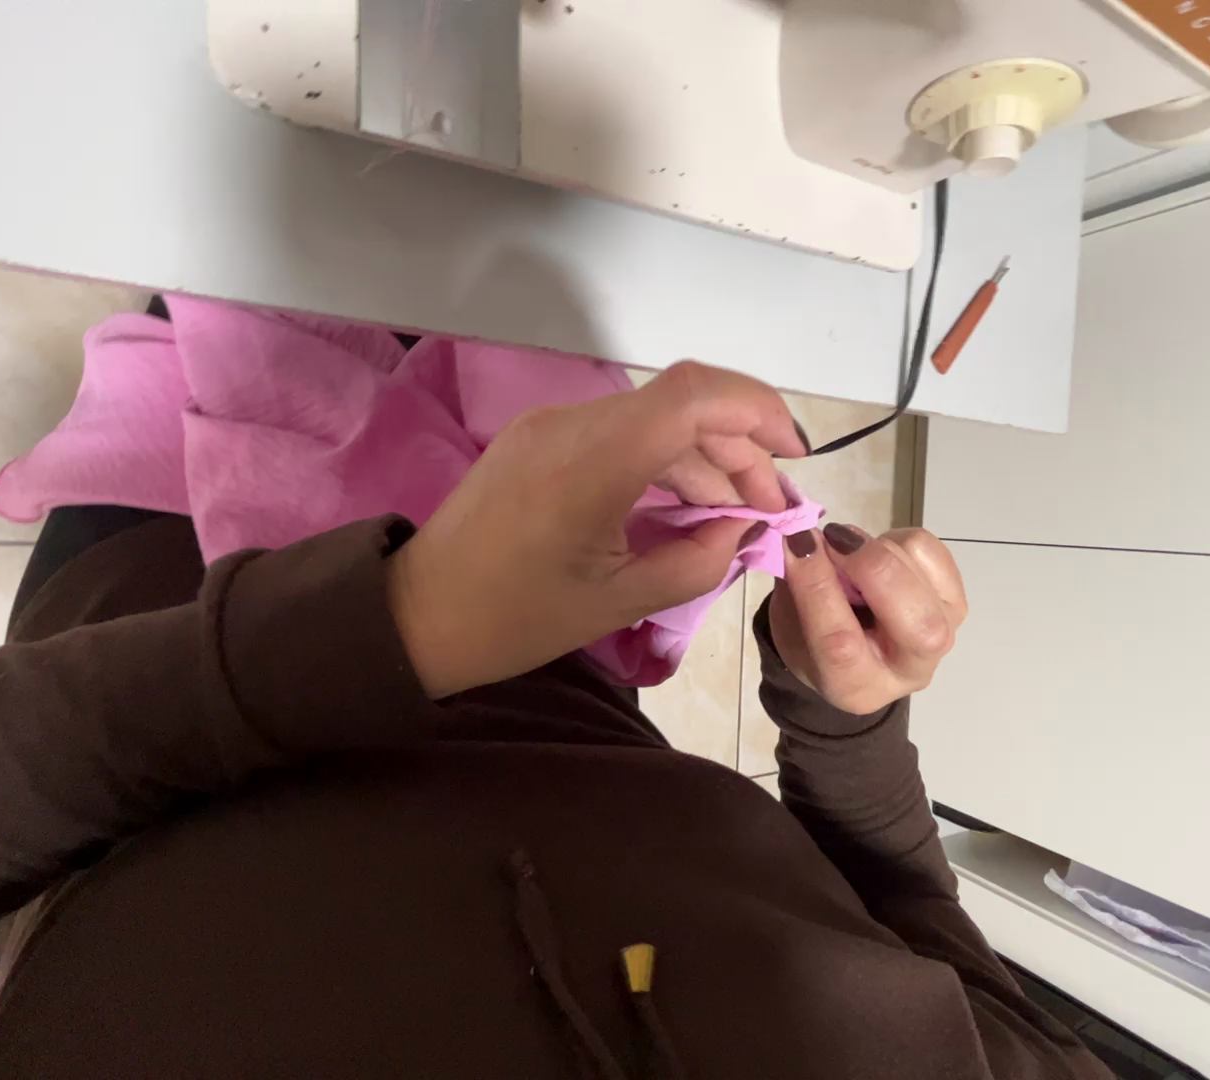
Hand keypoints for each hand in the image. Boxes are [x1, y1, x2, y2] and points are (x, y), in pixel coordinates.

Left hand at [385, 362, 806, 697]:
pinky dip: (665, 464)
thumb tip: (746, 528)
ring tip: (733, 516)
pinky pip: (622, 435)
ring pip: (655, 420)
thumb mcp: (618, 601)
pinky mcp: (542, 439)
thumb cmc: (514, 620)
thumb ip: (698, 561)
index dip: (758, 409)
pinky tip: (684, 506)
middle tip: (768, 509)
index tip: (795, 453)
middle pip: (682, 406)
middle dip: (740, 451)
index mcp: (592, 461)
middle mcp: (573, 423)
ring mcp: (553, 426)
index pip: (694, 394)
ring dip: (704, 460)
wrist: (414, 616)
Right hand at [769, 525, 966, 714]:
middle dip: (870, 566)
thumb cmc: (808, 638)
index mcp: (856, 688)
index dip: (817, 585)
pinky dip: (895, 539)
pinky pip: (930, 551)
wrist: (849, 649)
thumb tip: (804, 536)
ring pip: (925, 579)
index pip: (841, 642)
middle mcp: (910, 669)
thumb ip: (796, 587)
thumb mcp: (789, 622)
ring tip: (844, 550)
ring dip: (876, 547)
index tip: (797, 542)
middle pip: (916, 623)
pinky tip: (872, 552)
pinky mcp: (952, 597)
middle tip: (831, 538)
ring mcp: (942, 632)